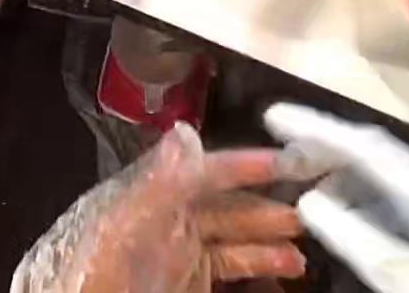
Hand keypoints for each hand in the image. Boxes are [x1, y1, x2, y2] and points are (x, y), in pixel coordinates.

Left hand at [13, 122, 307, 292]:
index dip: (248, 165)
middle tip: (310, 209)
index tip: (288, 160)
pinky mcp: (185, 283)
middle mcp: (174, 219)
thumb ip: (157, 182)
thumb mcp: (124, 226)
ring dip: (266, 241)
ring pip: (232, 240)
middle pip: (228, 207)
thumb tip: (187, 130)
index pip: (211, 171)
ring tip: (302, 251)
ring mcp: (180, 253)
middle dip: (266, 207)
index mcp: (159, 196)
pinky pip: (226, 268)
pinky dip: (254, 269)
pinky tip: (280, 276)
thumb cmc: (98, 272)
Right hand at [264, 104, 408, 292]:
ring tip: (310, 186)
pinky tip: (353, 216)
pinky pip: (405, 197)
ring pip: (390, 173)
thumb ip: (356, 239)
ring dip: (348, 174)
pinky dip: (371, 199)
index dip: (315, 125)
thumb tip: (308, 200)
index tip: (273, 115)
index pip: (364, 144)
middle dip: (328, 147)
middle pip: (377, 151)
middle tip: (284, 155)